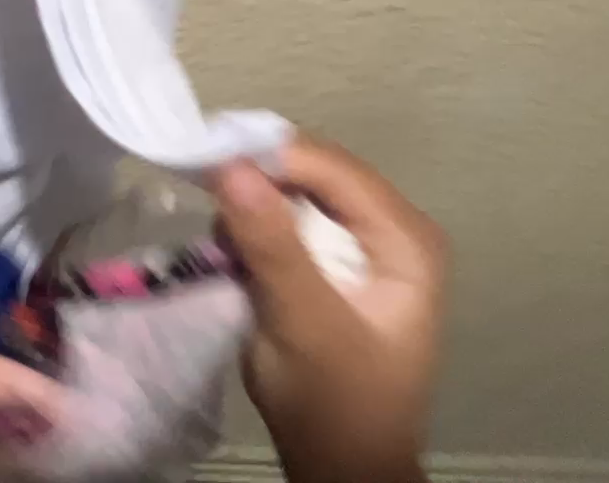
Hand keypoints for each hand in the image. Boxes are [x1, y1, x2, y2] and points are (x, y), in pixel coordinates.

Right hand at [213, 139, 448, 482]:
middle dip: (255, 177)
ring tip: (224, 242)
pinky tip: (233, 252)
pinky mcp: (325, 255)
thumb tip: (229, 165)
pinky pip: (279, 213)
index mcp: (404, 238)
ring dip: (247, 203)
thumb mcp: (304, 323)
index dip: (268, 155)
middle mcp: (385, 226)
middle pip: (309, 169)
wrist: (336, 462)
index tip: (206, 162)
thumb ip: (272, 244)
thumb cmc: (335, 401)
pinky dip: (248, 223)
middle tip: (204, 193)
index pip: (330, 166)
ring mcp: (356, 240)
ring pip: (289, 187)